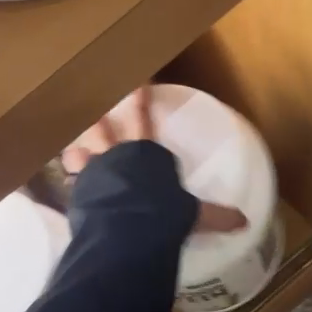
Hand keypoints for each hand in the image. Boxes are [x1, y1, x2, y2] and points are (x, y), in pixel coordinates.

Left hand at [60, 86, 247, 234]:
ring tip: (72, 149)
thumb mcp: (192, 215)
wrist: (127, 230)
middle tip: (90, 102)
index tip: (137, 82)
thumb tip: (244, 221)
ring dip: (78, 150)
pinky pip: (73, 183)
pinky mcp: (80, 192)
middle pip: (105, 128)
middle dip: (99, 115)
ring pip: (82, 151)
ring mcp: (95, 172)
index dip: (140, 100)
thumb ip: (215, 216)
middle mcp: (118, 156)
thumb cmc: (161, 214)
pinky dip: (71, 183)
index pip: (143, 118)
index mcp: (146, 154)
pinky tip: (67, 184)